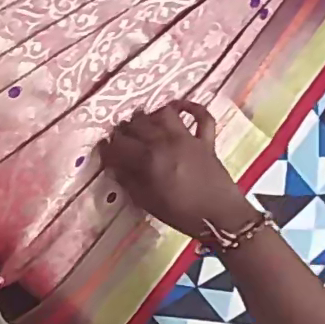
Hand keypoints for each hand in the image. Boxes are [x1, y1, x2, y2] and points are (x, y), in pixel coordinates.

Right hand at [101, 100, 255, 237]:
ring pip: (165, 114)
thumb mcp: (147, 202)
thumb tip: (114, 167)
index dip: (108, 147)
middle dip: (125, 129)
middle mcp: (166, 142)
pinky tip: (180, 107)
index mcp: (149, 159)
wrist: (220, 217)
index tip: (104, 150)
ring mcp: (187, 138)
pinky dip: (192, 108)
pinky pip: (202, 117)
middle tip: (121, 137)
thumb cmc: (181, 213)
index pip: (120, 145)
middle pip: (139, 125)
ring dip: (151, 115)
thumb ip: (128, 181)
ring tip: (145, 123)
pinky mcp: (206, 140)